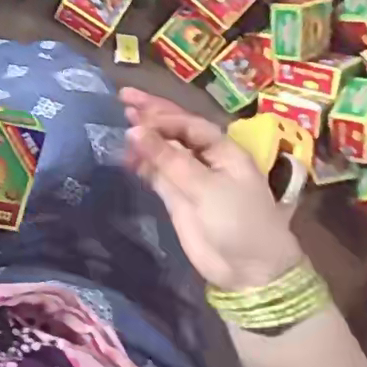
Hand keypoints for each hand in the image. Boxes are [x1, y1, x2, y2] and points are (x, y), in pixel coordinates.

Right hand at [120, 87, 306, 291]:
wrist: (248, 269)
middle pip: (175, 130)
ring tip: (119, 125)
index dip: (163, 116)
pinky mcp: (176, 198)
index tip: (136, 112)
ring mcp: (190, 178)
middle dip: (150, 115)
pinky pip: (156, 173)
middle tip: (122, 97)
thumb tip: (133, 131)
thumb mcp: (205, 186)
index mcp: (223, 149)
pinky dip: (141, 164)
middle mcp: (206, 159)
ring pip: (162, 151)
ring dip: (143, 139)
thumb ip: (168, 159)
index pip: (189, 123)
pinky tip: (124, 156)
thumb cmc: (238, 220)